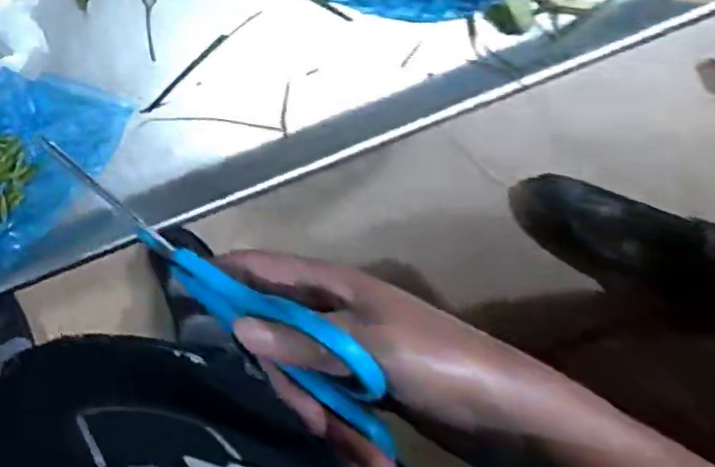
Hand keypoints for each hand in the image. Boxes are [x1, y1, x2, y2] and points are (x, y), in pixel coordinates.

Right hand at [217, 250, 708, 466]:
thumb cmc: (445, 366)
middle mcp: (333, 308)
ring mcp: (349, 347)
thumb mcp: (370, 351)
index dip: (224, 272)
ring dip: (314, 407)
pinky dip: (339, 425)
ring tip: (348, 446)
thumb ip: (303, 338)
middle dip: (281, 371)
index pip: (260, 265)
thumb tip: (237, 325)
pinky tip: (364, 452)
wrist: (528, 424)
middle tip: (303, 414)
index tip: (185, 286)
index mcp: (332, 282)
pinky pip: (328, 397)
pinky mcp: (366, 383)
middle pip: (274, 326)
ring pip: (299, 368)